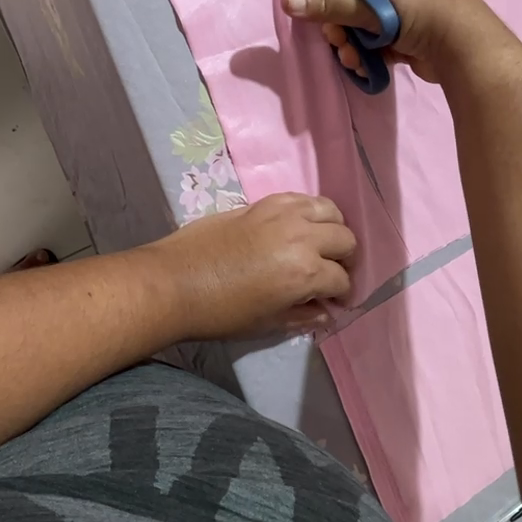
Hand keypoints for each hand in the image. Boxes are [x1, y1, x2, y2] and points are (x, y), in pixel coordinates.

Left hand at [146, 192, 355, 339]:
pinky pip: (300, 198)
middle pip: (345, 239)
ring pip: (329, 210)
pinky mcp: (263, 202)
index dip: (341, 294)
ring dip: (331, 229)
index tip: (334, 302)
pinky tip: (297, 227)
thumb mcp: (268, 323)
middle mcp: (302, 237)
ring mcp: (282, 214)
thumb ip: (303, 316)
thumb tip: (326, 311)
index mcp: (306, 272)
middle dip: (344, 260)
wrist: (175, 281)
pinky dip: (308, 211)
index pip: (342, 280)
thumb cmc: (221, 312)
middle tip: (330, 273)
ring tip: (319, 245)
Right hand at [282, 0, 520, 84]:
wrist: (465, 47)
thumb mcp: (369, 6)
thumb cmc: (417, 14)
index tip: (319, 18)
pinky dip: (370, 56)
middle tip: (341, 44)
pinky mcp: (408, 36)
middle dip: (340, 29)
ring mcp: (402, 10)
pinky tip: (368, 68)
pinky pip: (377, 43)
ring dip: (352, 47)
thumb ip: (328, 5)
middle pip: (348, 6)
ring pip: (361, 29)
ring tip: (356, 60)